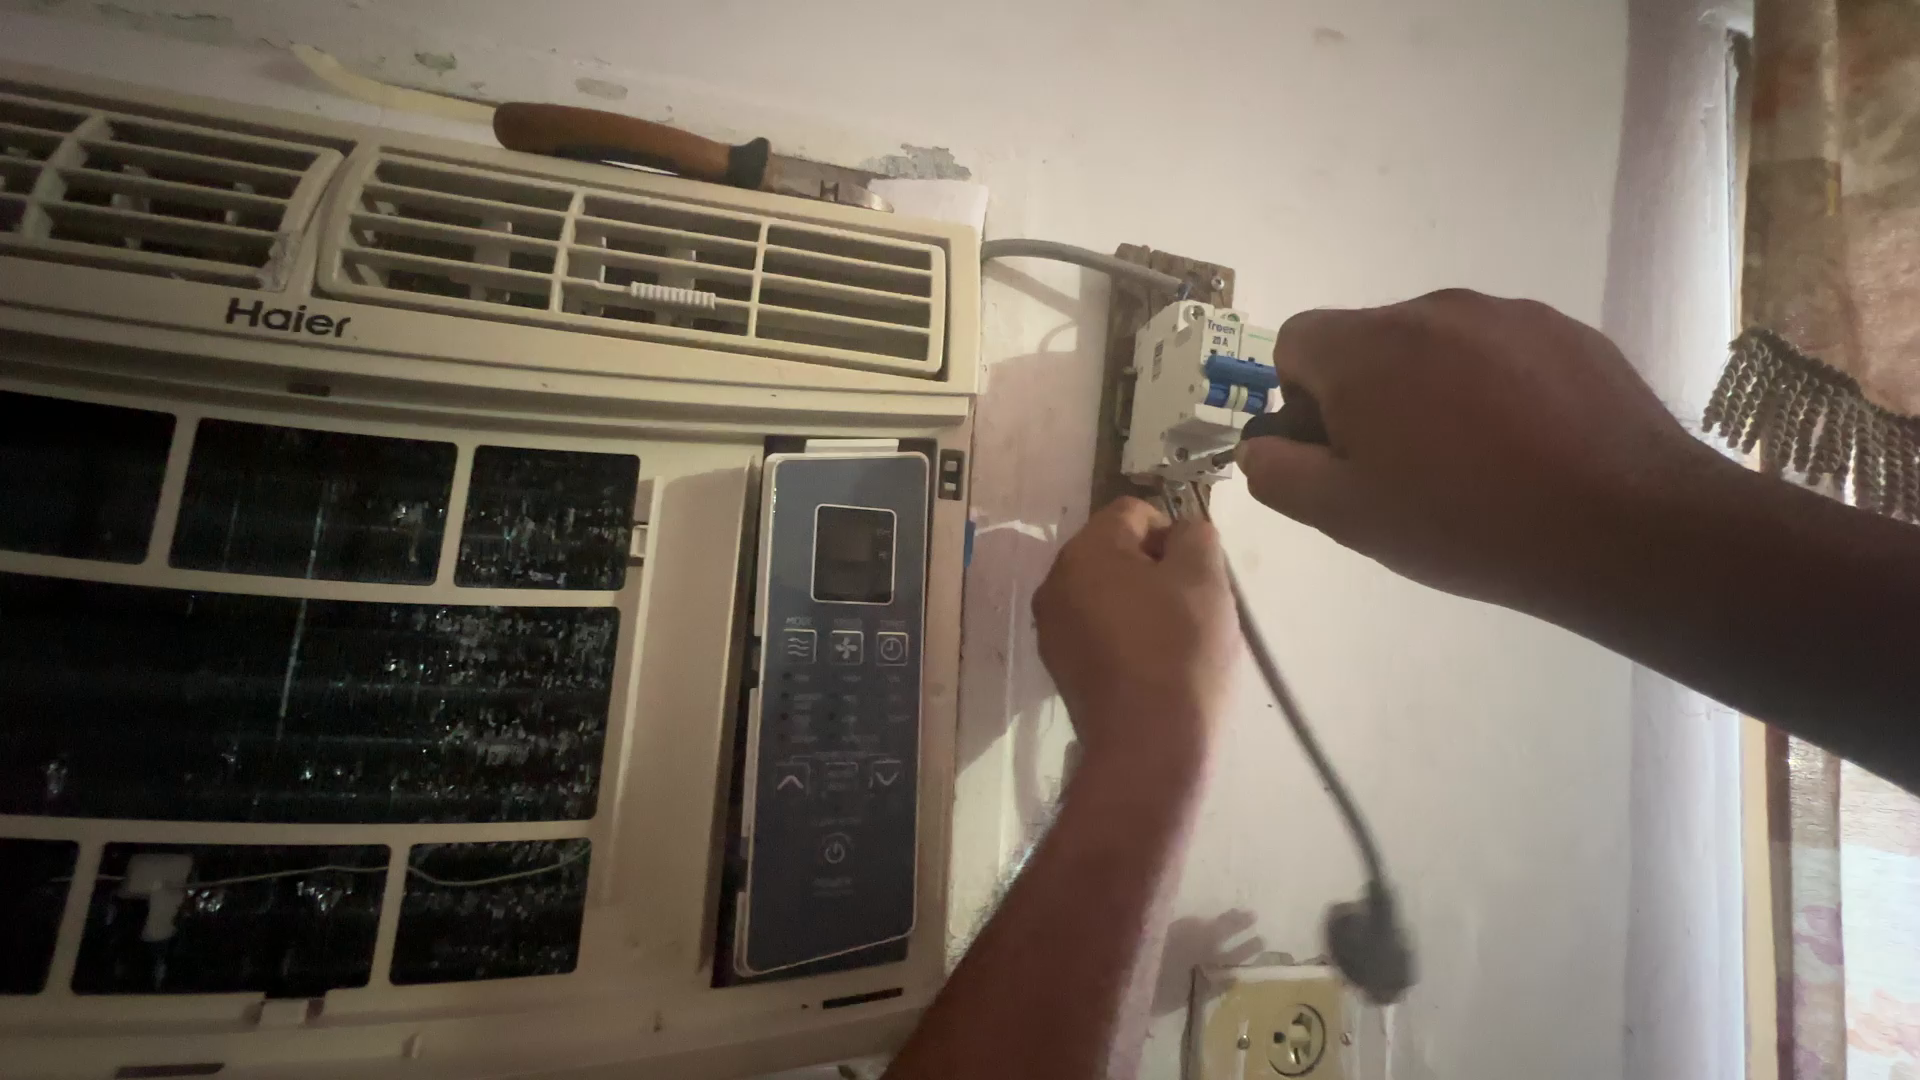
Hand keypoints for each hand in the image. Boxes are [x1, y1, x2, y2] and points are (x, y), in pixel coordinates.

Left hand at [1031, 497, 1238, 767]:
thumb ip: (1195, 535)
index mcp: (1084, 551)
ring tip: (1172, 637)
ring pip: (1105, 590)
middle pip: (1113, 550)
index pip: (1132, 512)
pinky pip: (1094, 627)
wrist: (1146, 745)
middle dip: (1154, 567)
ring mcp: (1051, 624)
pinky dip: (1122, 632)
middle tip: (1189, 604)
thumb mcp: (1204, 578)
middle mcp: (1054, 581)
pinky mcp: (1058, 662)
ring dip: (1139, 600)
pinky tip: (1148, 662)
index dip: (1172, 532)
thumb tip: (1180, 533)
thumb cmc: (1179, 651)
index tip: (1196, 572)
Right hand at [1236, 289, 1721, 608]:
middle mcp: (1434, 309)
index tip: (1334, 448)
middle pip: (1361, 341)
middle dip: (1358, 395)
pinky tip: (1516, 447)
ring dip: (1420, 391)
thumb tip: (1261, 446)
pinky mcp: (1568, 332)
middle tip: (1394, 467)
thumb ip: (1275, 473)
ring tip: (1463, 461)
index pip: (1295, 339)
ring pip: (1427, 345)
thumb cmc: (1461, 522)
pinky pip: (1491, 351)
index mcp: (1369, 348)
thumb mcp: (1340, 514)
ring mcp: (1509, 314)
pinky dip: (1482, 388)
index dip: (1297, 396)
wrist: (1629, 530)